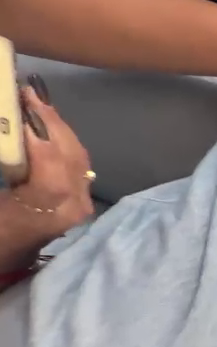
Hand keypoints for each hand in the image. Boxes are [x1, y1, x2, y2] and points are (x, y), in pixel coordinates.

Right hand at [5, 89, 93, 241]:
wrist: (5, 253)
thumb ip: (5, 163)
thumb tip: (10, 137)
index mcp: (46, 204)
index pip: (52, 160)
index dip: (40, 129)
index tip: (24, 98)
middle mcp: (73, 205)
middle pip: (71, 156)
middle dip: (53, 123)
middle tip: (31, 93)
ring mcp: (80, 205)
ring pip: (78, 161)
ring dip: (60, 131)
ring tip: (38, 105)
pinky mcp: (80, 204)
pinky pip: (77, 169)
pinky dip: (63, 145)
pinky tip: (48, 130)